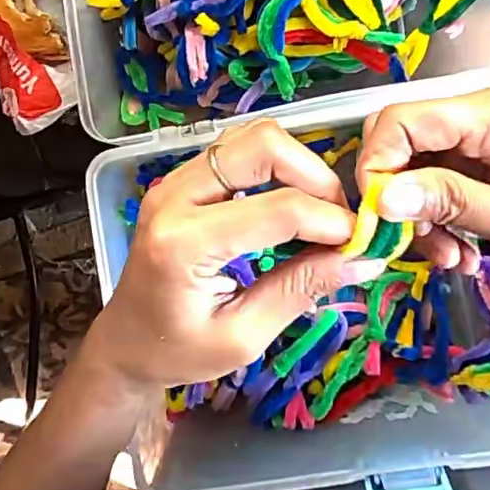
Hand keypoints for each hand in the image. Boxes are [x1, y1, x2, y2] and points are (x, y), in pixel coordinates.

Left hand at [85, 120, 389, 390]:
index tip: (360, 243)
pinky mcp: (183, 179)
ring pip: (251, 137)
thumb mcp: (242, 336)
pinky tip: (288, 202)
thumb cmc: (176, 352)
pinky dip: (275, 167)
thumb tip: (364, 258)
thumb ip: (300, 288)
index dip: (330, 221)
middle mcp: (174, 196)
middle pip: (261, 145)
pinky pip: (238, 150)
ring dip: (295, 166)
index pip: (277, 209)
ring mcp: (175, 181)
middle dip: (314, 176)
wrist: (125, 343)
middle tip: (337, 219)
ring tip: (316, 211)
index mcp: (183, 243)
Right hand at [356, 87, 489, 284]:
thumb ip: (455, 203)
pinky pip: (436, 181)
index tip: (378, 220)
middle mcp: (485, 114)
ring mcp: (484, 136)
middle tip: (413, 244)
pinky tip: (459, 250)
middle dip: (395, 194)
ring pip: (413, 165)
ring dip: (417, 215)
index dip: (377, 164)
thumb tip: (381, 196)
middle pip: (401, 139)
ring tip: (449, 258)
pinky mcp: (485, 159)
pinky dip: (435, 218)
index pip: (404, 118)